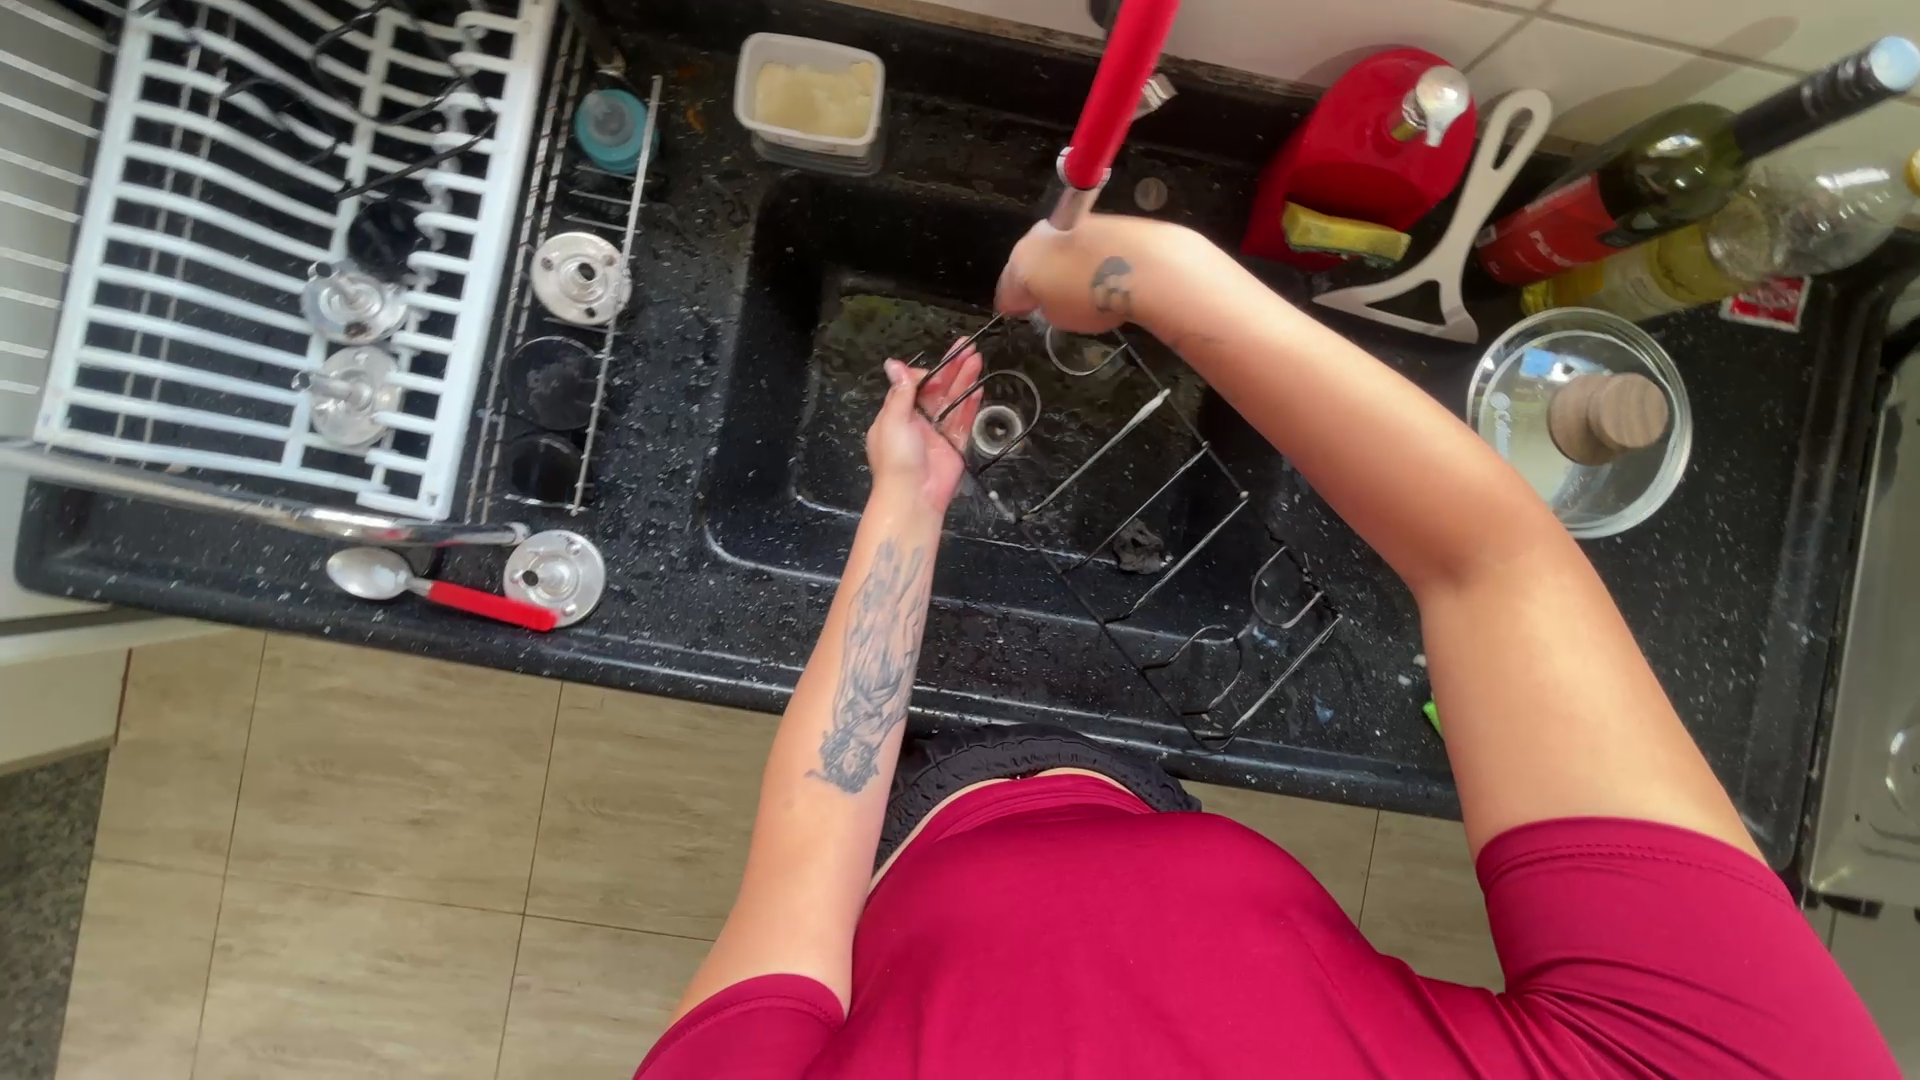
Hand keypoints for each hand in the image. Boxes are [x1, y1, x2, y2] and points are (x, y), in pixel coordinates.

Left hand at [866, 340, 983, 512]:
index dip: (927, 374)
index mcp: (897, 415)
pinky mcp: (955, 444)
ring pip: (954, 400)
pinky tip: (979, 386)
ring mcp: (938, 432)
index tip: (937, 368)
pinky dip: (971, 403)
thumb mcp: (892, 420)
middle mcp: (919, 421)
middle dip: (952, 368)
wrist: (912, 496)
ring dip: (964, 380)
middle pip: (938, 389)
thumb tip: (893, 365)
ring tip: (976, 359)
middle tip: (966, 347)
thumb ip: (899, 392)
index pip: (914, 385)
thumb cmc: (895, 461)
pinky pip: (964, 420)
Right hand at [993, 215, 1198, 334]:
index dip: (1013, 304)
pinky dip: (1088, 258)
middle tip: (1049, 303)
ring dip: (1063, 266)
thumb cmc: (1092, 297)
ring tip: (1081, 292)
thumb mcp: (1058, 317)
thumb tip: (1046, 300)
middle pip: (1031, 260)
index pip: (1007, 287)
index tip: (1021, 313)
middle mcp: (1041, 234)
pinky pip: (1085, 245)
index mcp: (1023, 260)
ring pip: (1058, 249)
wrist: (1146, 266)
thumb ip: (1044, 307)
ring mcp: (1072, 223)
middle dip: (1036, 279)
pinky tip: (1103, 277)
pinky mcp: (1102, 220)